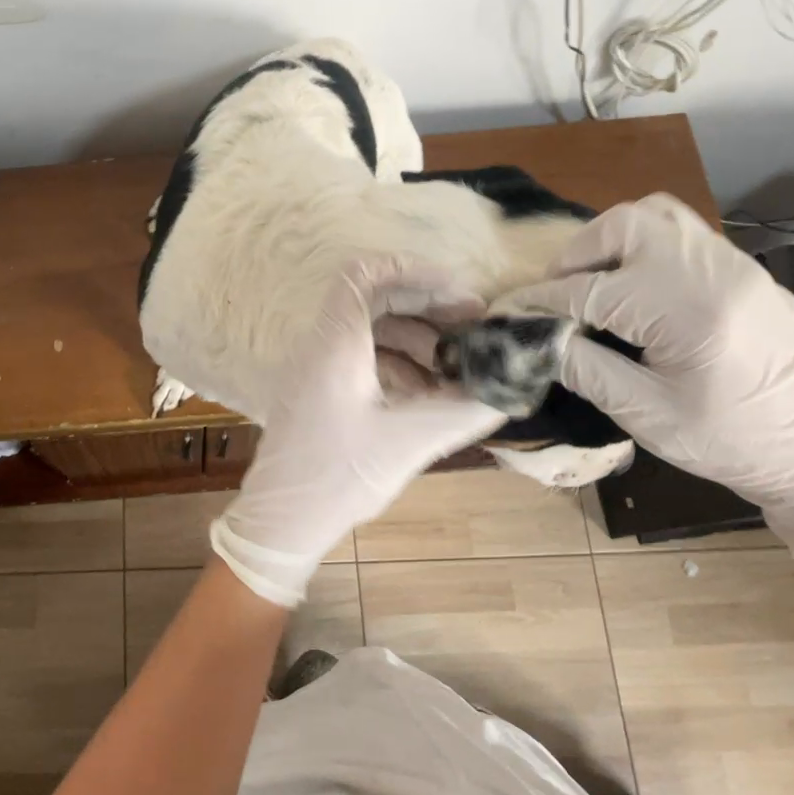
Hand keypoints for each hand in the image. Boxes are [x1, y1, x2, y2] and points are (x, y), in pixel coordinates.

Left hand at [212, 261, 507, 606]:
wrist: (281, 521)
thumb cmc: (339, 476)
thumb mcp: (411, 441)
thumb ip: (467, 409)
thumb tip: (513, 387)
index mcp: (335, 344)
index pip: (366, 274)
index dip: (416, 273)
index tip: (460, 297)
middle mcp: (319, 347)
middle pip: (373, 301)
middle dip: (427, 310)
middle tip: (472, 332)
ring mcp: (312, 371)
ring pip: (368, 333)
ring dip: (416, 342)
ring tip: (456, 371)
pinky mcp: (315, 395)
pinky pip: (358, 360)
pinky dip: (396, 366)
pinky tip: (426, 396)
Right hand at [497, 193, 793, 568]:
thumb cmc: (727, 442)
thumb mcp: (643, 413)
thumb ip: (583, 366)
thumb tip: (531, 339)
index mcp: (688, 312)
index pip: (591, 290)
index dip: (539, 301)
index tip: (505, 313)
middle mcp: (714, 272)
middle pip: (625, 226)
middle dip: (576, 256)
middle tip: (554, 295)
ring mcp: (735, 265)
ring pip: (657, 216)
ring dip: (610, 243)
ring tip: (590, 284)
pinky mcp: (744, 272)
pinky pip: (683, 235)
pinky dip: (643, 250)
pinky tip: (632, 292)